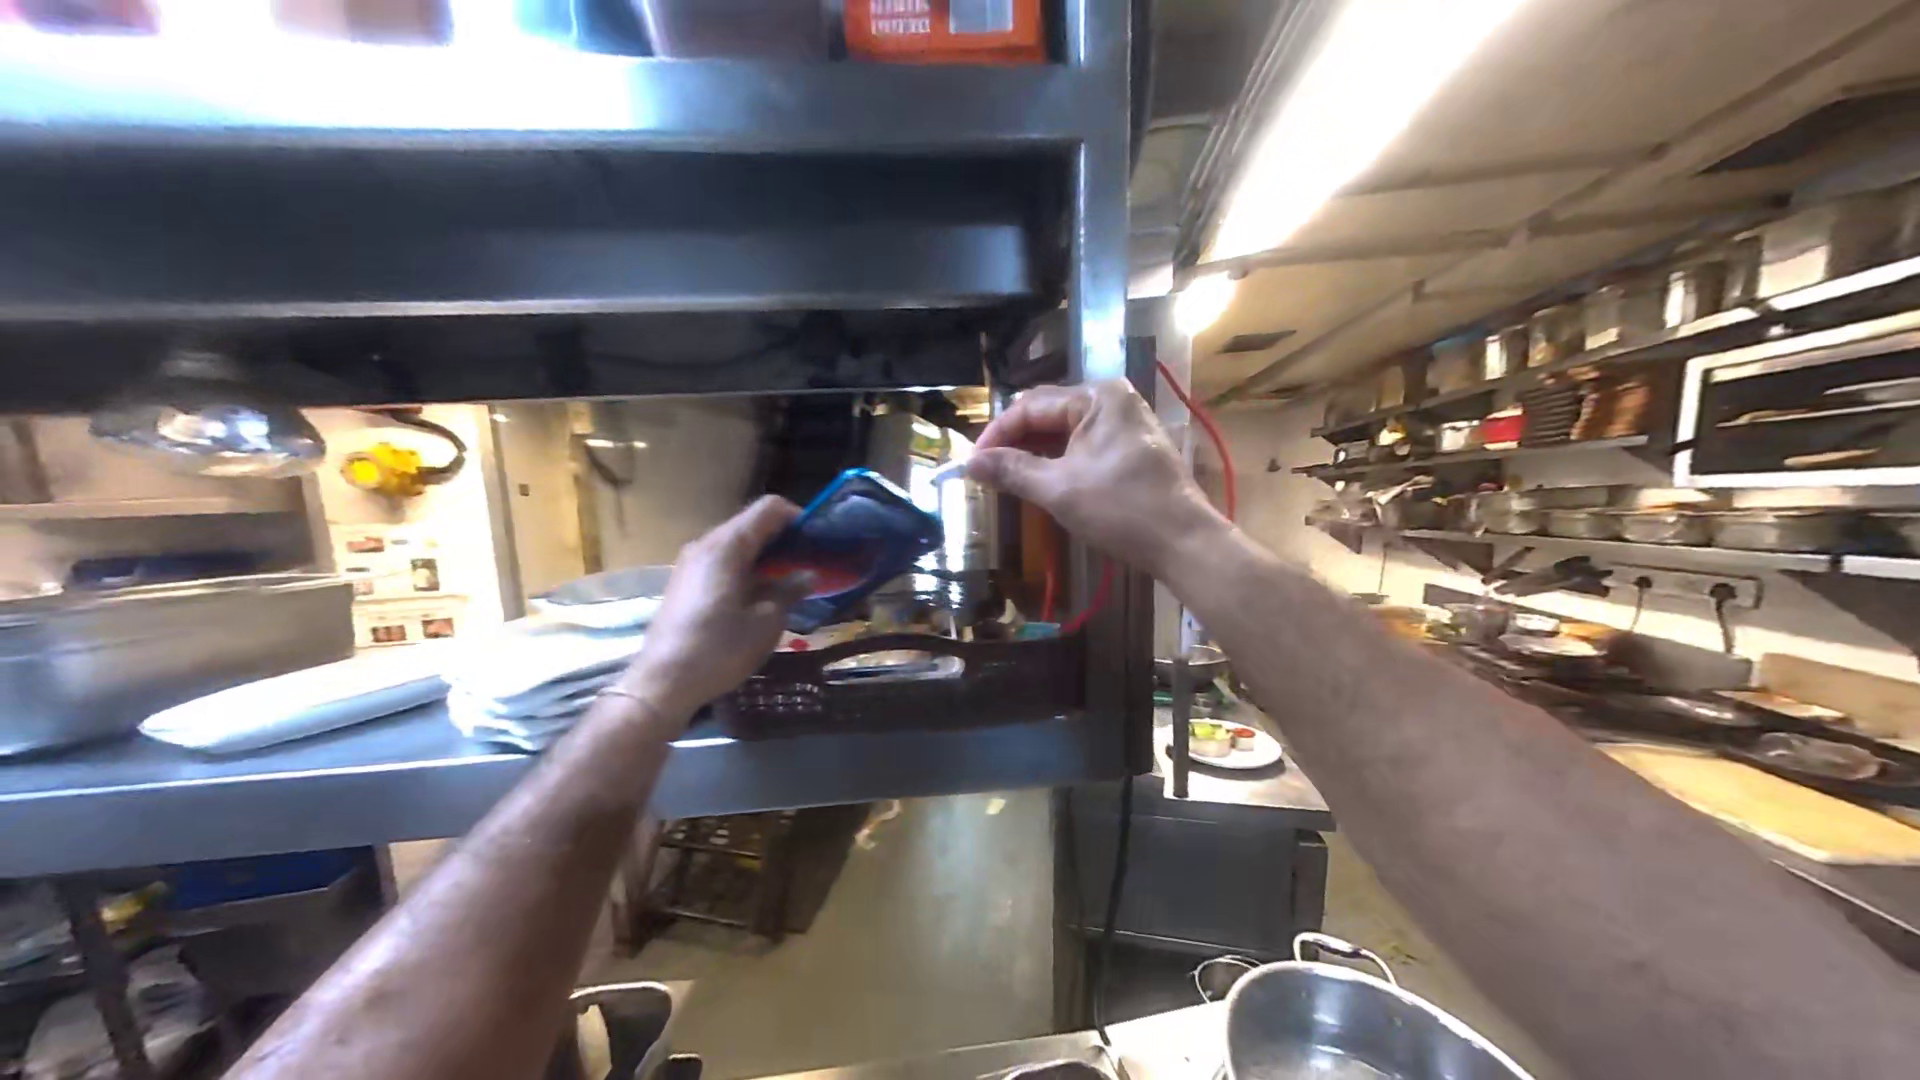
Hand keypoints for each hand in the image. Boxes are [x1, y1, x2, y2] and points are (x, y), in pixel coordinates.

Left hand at [615, 496, 812, 721]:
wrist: (663, 683)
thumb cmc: (720, 649)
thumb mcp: (766, 621)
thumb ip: (789, 590)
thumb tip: (808, 575)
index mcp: (728, 546)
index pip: (770, 508)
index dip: (799, 518)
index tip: (819, 541)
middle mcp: (706, 544)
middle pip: (753, 523)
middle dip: (785, 538)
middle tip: (811, 562)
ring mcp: (692, 562)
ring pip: (738, 543)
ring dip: (766, 555)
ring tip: (790, 580)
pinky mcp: (686, 581)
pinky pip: (724, 560)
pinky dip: (748, 567)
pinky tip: (761, 594)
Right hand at [967, 379, 1226, 575]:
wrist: (1183, 543)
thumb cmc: (1121, 510)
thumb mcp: (1058, 489)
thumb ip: (1012, 471)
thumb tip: (970, 463)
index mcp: (1097, 398)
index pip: (1031, 406)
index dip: (997, 434)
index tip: (973, 463)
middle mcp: (1112, 401)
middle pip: (1047, 415)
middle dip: (1014, 443)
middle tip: (985, 471)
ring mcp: (1124, 424)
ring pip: (1064, 432)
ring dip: (1033, 454)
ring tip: (1005, 478)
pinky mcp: (1130, 448)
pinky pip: (1082, 446)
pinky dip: (1057, 462)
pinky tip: (1038, 481)